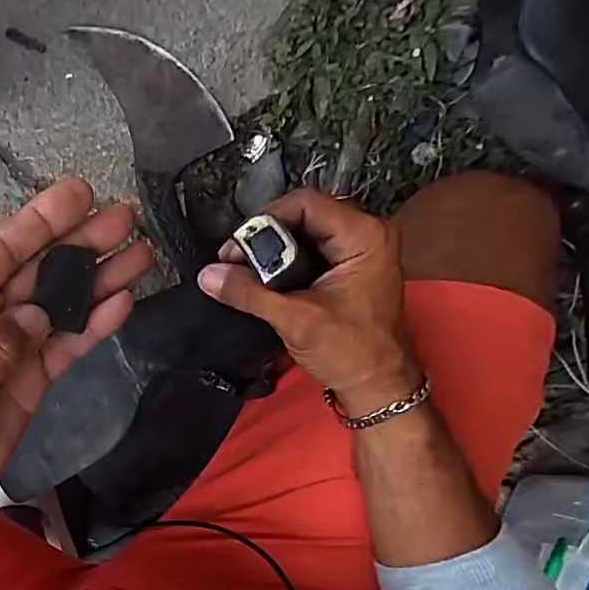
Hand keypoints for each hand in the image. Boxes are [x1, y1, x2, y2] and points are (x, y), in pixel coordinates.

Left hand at [0, 178, 155, 530]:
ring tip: (138, 256)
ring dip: (97, 280)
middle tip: (124, 218)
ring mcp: (11, 348)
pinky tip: (120, 306)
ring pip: (59, 304)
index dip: (39, 222)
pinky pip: (66, 344)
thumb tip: (35, 317)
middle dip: (80, 243)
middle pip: (39, 270)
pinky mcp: (31, 379)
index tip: (79, 194)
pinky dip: (93, 325)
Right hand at [196, 189, 420, 415]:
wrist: (376, 385)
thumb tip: (212, 275)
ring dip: (272, 252)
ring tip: (246, 273)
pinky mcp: (347, 271)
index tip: (239, 247)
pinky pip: (309, 254)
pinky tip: (266, 283)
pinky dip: (284, 265)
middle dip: (265, 237)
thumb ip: (249, 293)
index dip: (265, 220)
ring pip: (303, 235)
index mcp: (364, 237)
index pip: (305, 204)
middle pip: (303, 215)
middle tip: (237, 261)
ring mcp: (357, 254)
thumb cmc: (354, 353)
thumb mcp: (295, 320)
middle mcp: (365, 236)